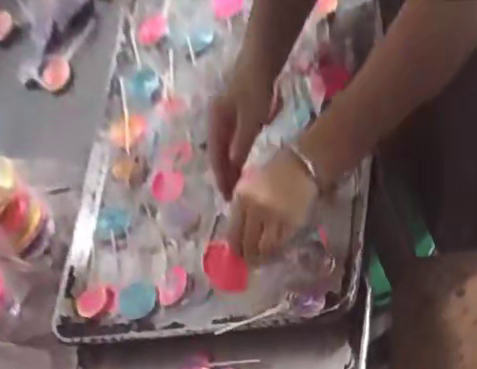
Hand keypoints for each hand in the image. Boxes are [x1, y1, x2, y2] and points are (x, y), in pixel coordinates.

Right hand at [209, 61, 277, 198]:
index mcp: (216, 123)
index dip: (221, 178)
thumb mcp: (250, 120)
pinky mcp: (234, 118)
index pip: (216, 158)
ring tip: (236, 187)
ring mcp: (224, 119)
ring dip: (230, 169)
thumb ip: (241, 144)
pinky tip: (241, 166)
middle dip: (224, 176)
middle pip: (218, 156)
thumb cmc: (255, 91)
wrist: (260, 64)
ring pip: (224, 151)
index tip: (227, 197)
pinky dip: (235, 158)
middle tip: (232, 198)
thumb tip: (232, 167)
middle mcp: (216, 122)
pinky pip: (232, 144)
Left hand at [227, 148, 316, 264]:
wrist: (301, 167)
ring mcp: (275, 218)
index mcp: (242, 198)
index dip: (235, 249)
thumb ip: (241, 209)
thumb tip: (236, 236)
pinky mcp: (291, 224)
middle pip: (248, 244)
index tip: (237, 255)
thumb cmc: (273, 174)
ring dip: (262, 258)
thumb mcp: (249, 186)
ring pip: (265, 249)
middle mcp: (257, 209)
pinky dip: (276, 251)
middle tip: (250, 262)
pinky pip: (280, 245)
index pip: (233, 233)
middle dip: (248, 257)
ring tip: (262, 259)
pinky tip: (274, 251)